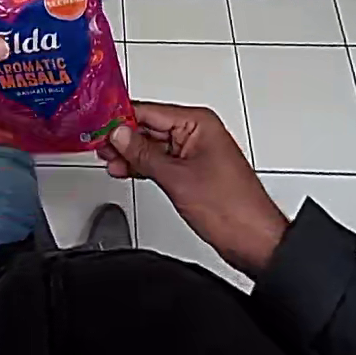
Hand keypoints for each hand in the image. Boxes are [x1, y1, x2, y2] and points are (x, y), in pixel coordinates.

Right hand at [99, 102, 287, 277]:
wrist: (257, 243)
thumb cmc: (232, 208)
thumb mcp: (177, 178)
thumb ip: (143, 154)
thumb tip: (119, 134)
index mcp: (198, 122)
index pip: (150, 111)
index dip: (122, 117)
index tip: (99, 123)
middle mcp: (197, 131)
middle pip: (150, 126)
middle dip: (124, 136)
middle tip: (98, 143)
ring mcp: (195, 151)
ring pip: (153, 144)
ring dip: (130, 152)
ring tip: (107, 158)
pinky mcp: (192, 169)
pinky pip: (161, 159)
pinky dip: (143, 165)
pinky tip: (124, 168)